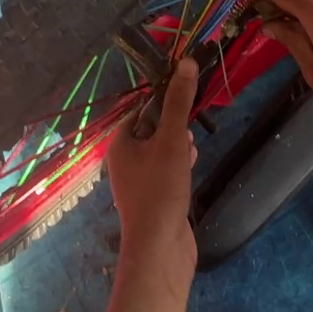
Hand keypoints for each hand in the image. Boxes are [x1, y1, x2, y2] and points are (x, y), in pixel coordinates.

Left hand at [105, 57, 199, 271]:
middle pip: (151, 129)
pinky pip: (166, 170)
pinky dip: (180, 164)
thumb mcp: (171, 139)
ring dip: (178, 144)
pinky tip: (193, 165)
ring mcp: (138, 182)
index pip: (141, 109)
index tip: (185, 97)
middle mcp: (123, 161)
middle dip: (172, 125)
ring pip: (161, 150)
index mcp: (119, 143)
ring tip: (192, 147)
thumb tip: (187, 62)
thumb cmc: (160, 189)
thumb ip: (179, 101)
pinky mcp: (153, 199)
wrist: (160, 250)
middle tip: (189, 127)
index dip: (162, 102)